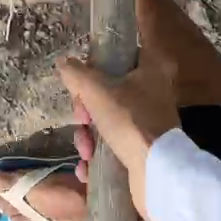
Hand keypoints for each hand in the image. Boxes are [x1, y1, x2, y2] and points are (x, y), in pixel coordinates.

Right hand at [57, 45, 181, 220]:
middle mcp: (153, 91)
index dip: (101, 55)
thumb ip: (76, 73)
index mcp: (151, 66)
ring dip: (88, 134)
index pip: (125, 46)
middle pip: (109, 87)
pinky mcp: (143, 148)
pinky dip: (98, 153)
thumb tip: (63, 62)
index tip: (85, 68)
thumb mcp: (95, 89)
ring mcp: (149, 122)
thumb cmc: (130, 119)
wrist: (156, 174)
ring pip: (108, 117)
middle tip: (82, 117)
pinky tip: (88, 165)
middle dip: (87, 107)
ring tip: (86, 149)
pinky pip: (114, 143)